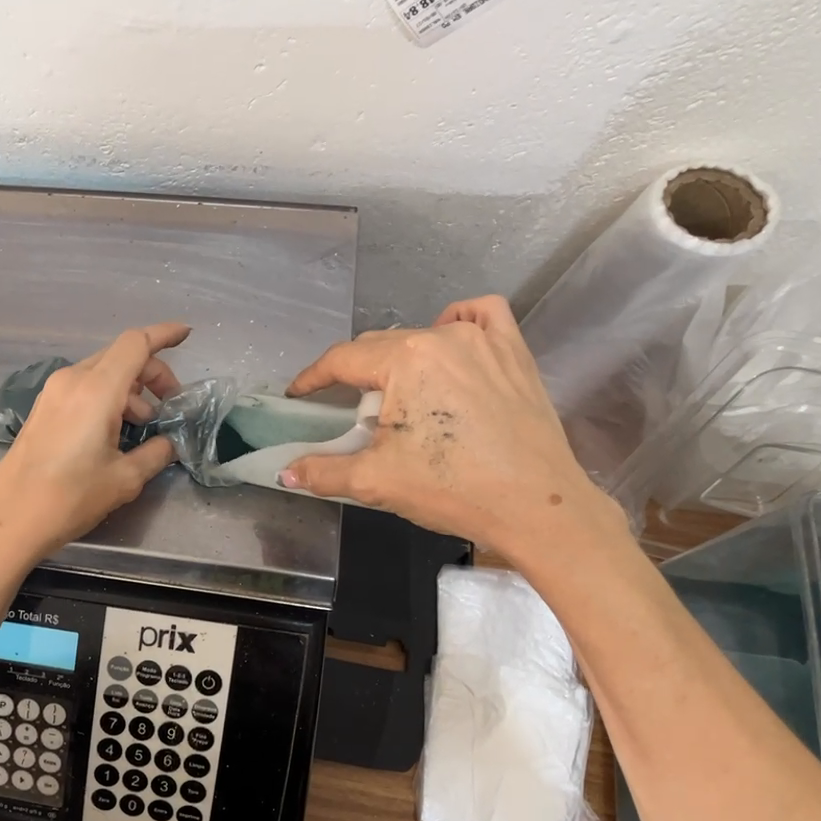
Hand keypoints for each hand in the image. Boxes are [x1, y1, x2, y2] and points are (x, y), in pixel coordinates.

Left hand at [0, 323, 189, 567]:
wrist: (11, 519)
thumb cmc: (70, 498)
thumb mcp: (124, 479)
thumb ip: (155, 454)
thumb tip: (167, 444)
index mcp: (96, 390)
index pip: (135, 344)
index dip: (163, 335)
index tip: (186, 335)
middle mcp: (72, 381)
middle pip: (119, 356)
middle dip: (151, 373)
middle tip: (170, 406)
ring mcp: (52, 393)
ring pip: (101, 372)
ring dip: (129, 389)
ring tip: (144, 426)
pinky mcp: (42, 409)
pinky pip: (83, 388)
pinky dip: (107, 397)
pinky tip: (115, 431)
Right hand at [278, 296, 620, 559]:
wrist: (535, 505)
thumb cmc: (452, 488)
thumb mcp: (375, 481)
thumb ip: (323, 471)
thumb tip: (286, 472)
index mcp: (404, 360)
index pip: (342, 360)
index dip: (312, 378)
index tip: (298, 396)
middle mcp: (442, 337)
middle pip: (379, 346)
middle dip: (354, 375)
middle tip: (344, 409)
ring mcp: (484, 340)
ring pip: (422, 334)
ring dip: (399, 357)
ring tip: (396, 393)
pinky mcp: (514, 352)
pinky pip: (481, 316)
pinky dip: (457, 324)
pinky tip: (449, 346)